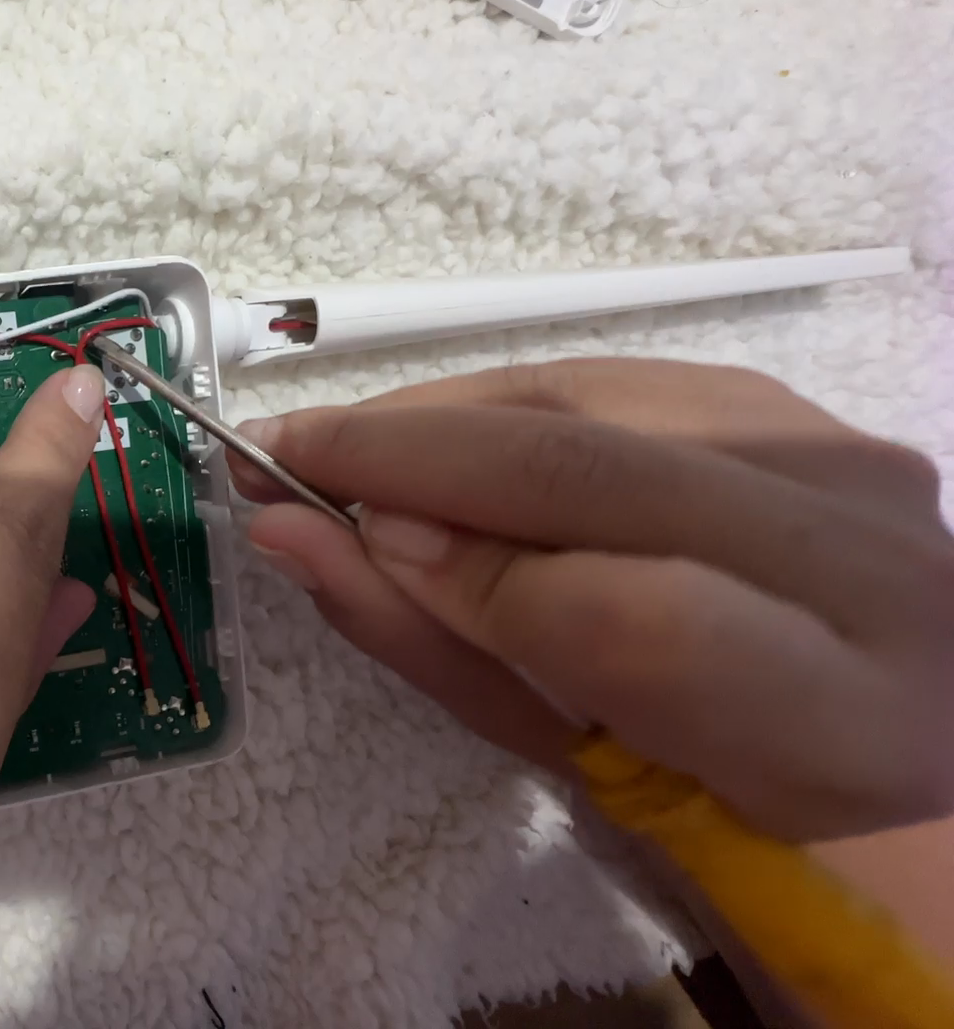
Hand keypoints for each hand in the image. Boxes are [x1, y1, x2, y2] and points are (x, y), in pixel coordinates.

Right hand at [235, 358, 953, 841]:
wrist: (835, 693)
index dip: (457, 574)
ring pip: (571, 398)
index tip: (320, 536)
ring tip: (336, 456)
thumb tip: (283, 530)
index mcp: (821, 715)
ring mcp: (835, 457)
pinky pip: (590, 376)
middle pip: (579, 467)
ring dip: (420, 424)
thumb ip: (407, 629)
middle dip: (391, 454)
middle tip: (267, 460)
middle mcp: (861, 559)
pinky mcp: (791, 399)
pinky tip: (426, 442)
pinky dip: (477, 405)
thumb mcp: (525, 731)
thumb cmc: (655, 750)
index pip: (626, 620)